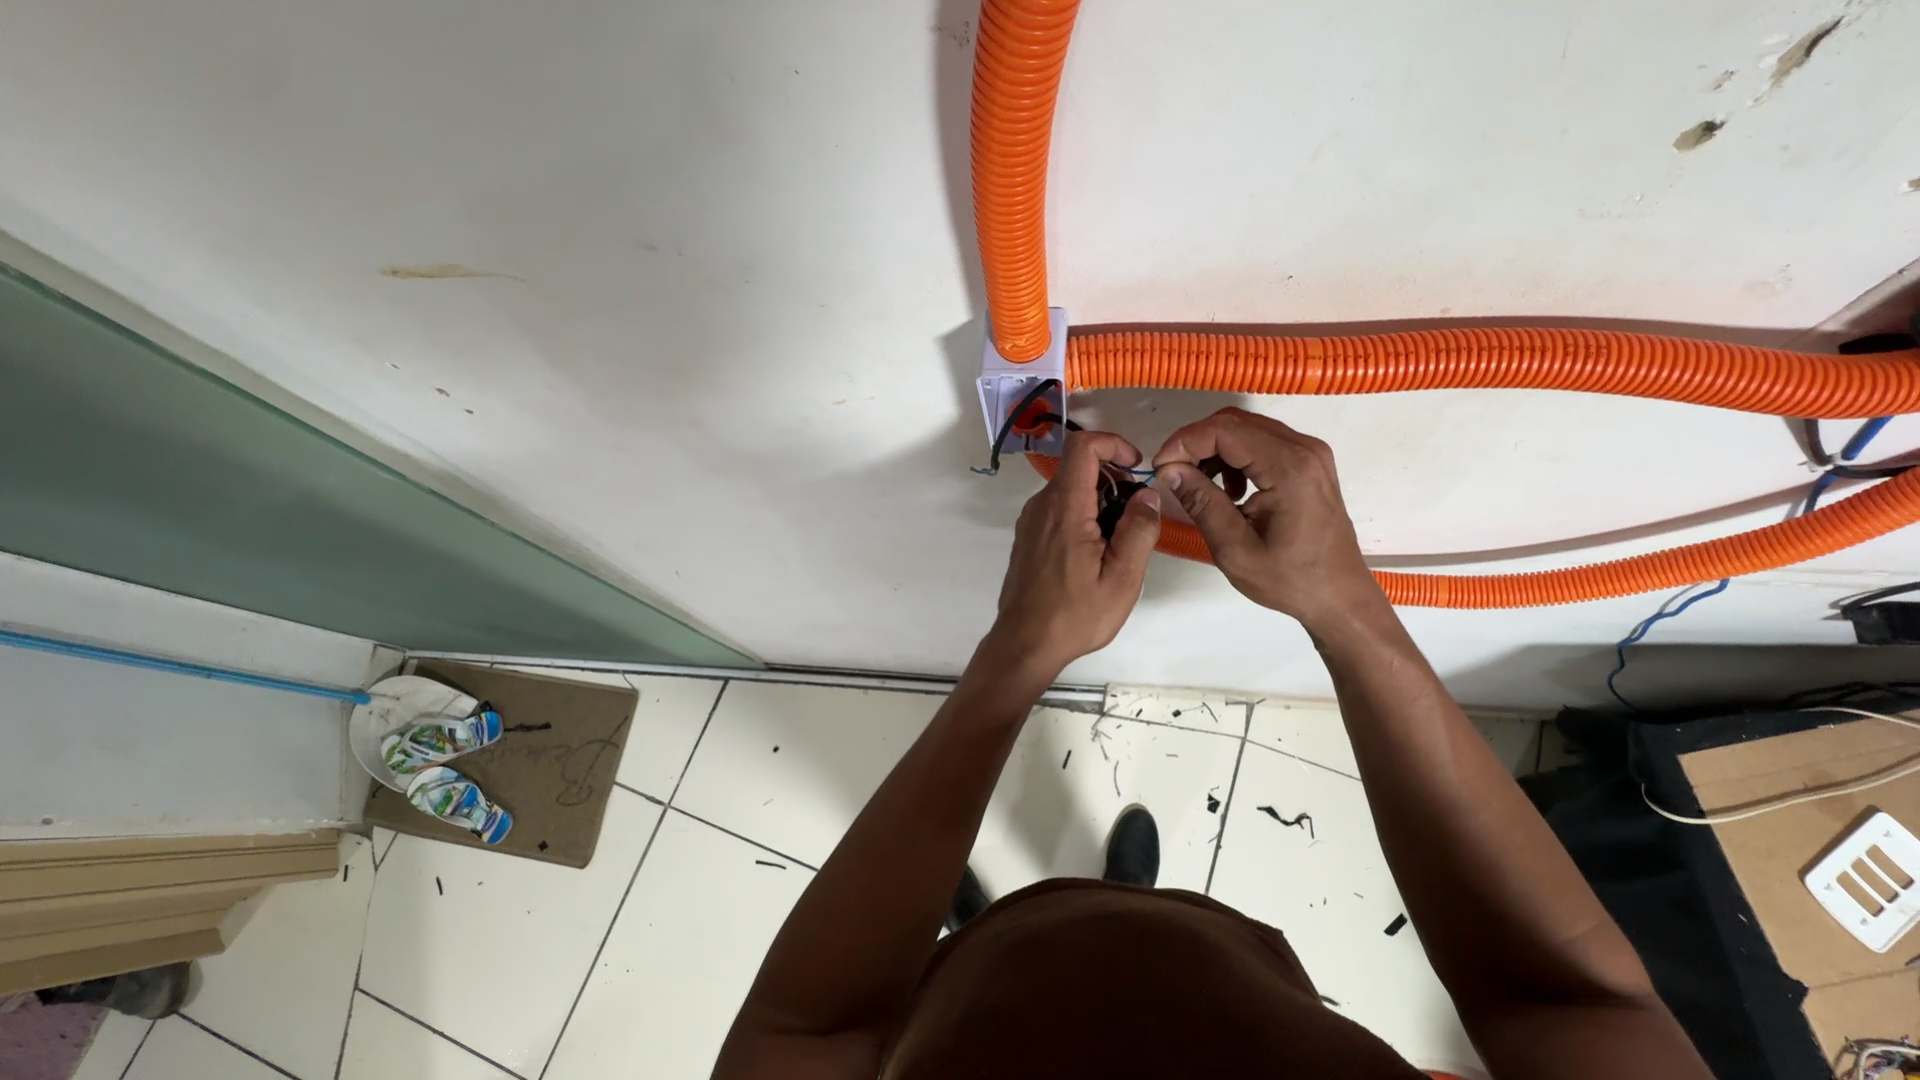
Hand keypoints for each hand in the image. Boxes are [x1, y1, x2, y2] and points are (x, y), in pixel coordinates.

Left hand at [987, 431, 1161, 675]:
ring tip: (1119, 543)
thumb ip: (1139, 530)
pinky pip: (1058, 511)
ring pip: (1069, 491)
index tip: (1136, 466)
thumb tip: (1147, 495)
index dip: (1113, 443)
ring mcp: (1030, 522)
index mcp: (1065, 508)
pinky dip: (1082, 517)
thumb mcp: (1122, 578)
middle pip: (1079, 469)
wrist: (1024, 644)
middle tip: (1136, 516)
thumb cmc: (1075, 615)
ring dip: (1100, 502)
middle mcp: (1041, 506)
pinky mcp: (1027, 539)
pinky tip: (1095, 555)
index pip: (1082, 446)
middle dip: (1114, 480)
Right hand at [1152, 408, 1381, 628]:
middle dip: (1195, 443)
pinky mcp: (1309, 461)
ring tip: (1199, 486)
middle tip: (1173, 475)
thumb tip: (1169, 469)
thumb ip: (1201, 503)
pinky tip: (1230, 490)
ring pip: (1246, 428)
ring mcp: (1310, 452)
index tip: (1161, 469)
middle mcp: (1303, 449)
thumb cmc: (1288, 579)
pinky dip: (1235, 456)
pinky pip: (1262, 441)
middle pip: (1234, 422)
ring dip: (1214, 449)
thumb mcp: (1234, 548)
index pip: (1223, 431)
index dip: (1184, 442)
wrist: (1338, 595)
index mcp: (1288, 468)